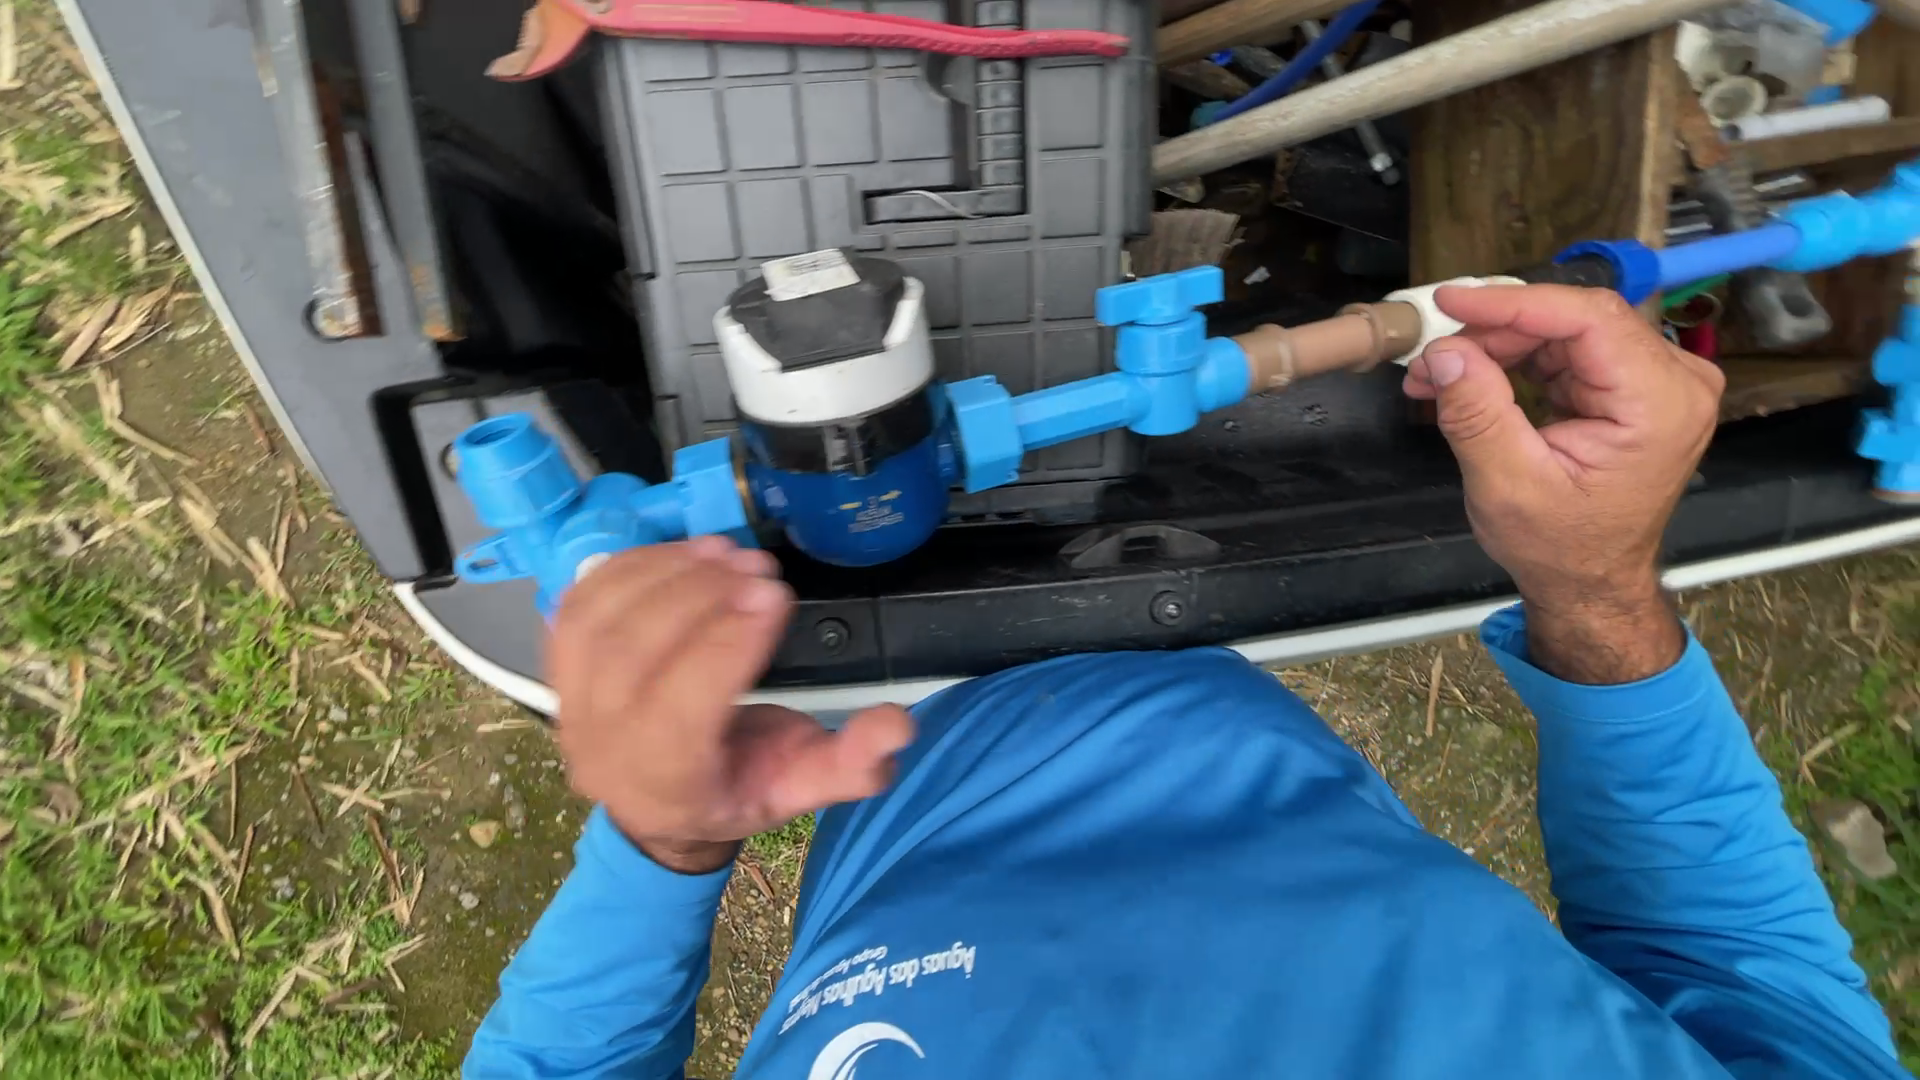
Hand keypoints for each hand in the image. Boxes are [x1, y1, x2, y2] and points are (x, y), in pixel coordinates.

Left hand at [546, 537, 913, 871]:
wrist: (663, 805)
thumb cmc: (740, 788)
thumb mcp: (804, 788)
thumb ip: (854, 763)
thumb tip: (899, 723)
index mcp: (668, 780)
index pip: (682, 709)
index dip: (726, 644)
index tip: (776, 594)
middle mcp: (605, 744)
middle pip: (634, 654)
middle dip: (699, 597)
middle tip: (757, 567)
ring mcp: (574, 704)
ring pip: (601, 622)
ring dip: (665, 573)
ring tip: (724, 551)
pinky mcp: (563, 668)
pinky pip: (580, 604)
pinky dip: (630, 566)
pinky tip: (683, 552)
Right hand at [1402, 285, 1723, 682]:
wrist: (1586, 577)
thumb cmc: (1555, 542)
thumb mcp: (1505, 483)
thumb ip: (1476, 414)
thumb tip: (1442, 354)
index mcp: (1657, 402)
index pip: (1586, 320)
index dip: (1512, 303)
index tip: (1447, 301)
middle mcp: (1671, 379)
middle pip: (1572, 321)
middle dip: (1492, 334)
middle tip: (1427, 364)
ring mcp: (1651, 381)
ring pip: (1562, 333)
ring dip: (1493, 348)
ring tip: (1434, 378)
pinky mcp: (1626, 389)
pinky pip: (1562, 354)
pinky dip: (1508, 362)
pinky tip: (1465, 381)